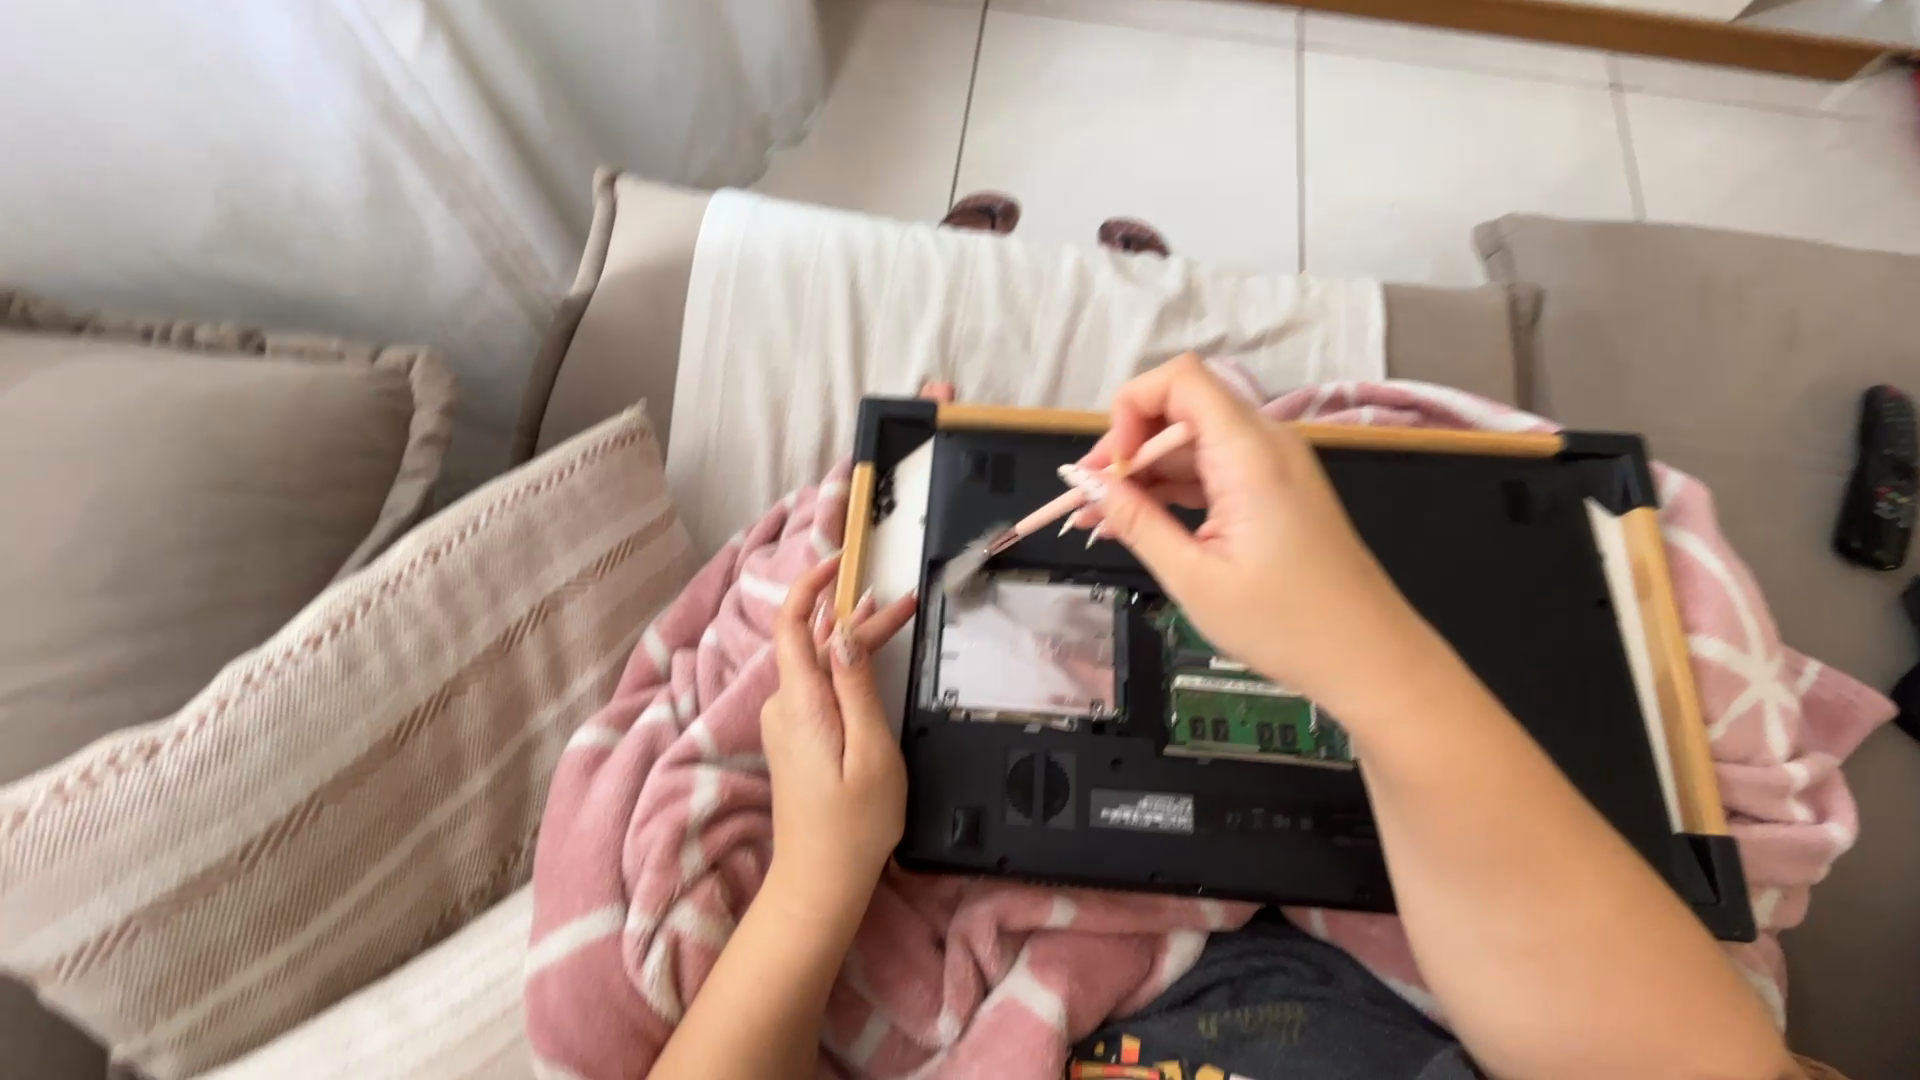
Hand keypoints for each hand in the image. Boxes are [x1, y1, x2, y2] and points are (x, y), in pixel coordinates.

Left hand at [760, 555, 916, 922]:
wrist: (819, 881)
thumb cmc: (854, 822)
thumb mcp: (870, 750)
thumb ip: (856, 687)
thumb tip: (846, 631)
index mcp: (801, 703)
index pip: (791, 625)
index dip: (809, 585)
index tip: (837, 561)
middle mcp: (784, 704)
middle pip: (814, 641)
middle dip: (858, 618)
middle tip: (906, 604)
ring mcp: (786, 720)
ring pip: (819, 663)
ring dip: (855, 641)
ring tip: (899, 620)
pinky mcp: (794, 735)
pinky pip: (818, 686)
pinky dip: (846, 667)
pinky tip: (871, 660)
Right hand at [1068, 354, 1446, 719]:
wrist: (1369, 658)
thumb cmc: (1287, 625)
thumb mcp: (1194, 577)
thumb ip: (1136, 521)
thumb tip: (1086, 485)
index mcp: (1250, 453)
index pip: (1180, 378)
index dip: (1131, 408)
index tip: (1108, 468)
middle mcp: (1265, 443)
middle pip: (1179, 410)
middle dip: (1125, 447)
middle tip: (1088, 501)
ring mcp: (1272, 465)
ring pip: (1190, 443)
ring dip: (1142, 474)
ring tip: (1098, 519)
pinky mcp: (1272, 488)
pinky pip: (1209, 470)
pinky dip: (1170, 490)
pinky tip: (1136, 523)